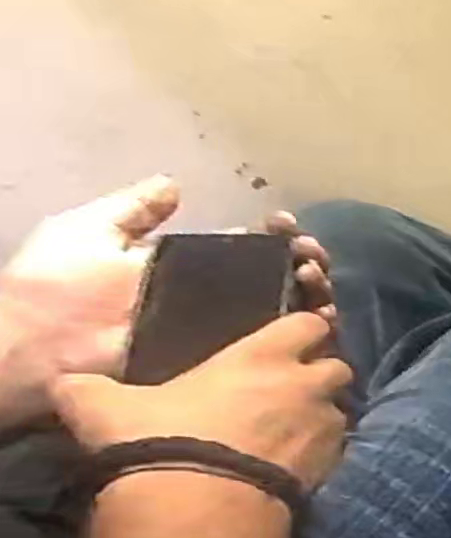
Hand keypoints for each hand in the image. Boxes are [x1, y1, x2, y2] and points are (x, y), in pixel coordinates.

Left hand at [0, 178, 337, 423]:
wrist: (42, 345)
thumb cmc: (58, 286)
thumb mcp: (85, 232)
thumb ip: (131, 210)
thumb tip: (173, 183)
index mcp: (198, 267)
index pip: (254, 247)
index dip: (276, 234)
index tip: (285, 223)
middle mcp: (225, 296)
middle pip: (286, 275)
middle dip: (307, 259)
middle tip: (309, 254)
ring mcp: (238, 327)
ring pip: (299, 305)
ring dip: (316, 289)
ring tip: (310, 278)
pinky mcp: (244, 354)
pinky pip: (293, 340)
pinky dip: (317, 327)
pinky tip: (322, 313)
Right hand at [52, 312, 351, 489]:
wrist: (203, 497)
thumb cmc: (157, 437)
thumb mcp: (103, 405)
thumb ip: (95, 387)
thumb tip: (74, 384)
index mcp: (263, 358)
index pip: (308, 325)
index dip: (306, 328)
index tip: (294, 336)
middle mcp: (307, 384)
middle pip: (338, 366)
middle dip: (322, 372)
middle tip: (293, 386)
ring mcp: (327, 419)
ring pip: (339, 405)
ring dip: (320, 410)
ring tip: (289, 425)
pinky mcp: (335, 454)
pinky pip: (335, 441)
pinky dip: (319, 443)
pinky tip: (293, 454)